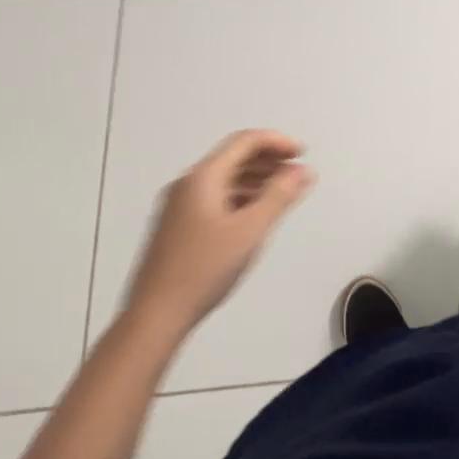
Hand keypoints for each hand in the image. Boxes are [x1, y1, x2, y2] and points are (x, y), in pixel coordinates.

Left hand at [125, 130, 313, 336]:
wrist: (154, 316)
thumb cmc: (204, 269)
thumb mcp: (250, 231)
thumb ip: (279, 196)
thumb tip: (303, 171)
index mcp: (202, 177)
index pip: (245, 141)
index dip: (277, 142)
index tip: (303, 154)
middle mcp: (187, 184)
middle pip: (233, 157)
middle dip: (269, 160)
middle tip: (297, 174)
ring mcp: (178, 206)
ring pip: (224, 179)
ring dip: (256, 179)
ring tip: (284, 194)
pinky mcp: (177, 227)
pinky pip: (215, 197)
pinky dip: (240, 197)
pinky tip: (255, 216)